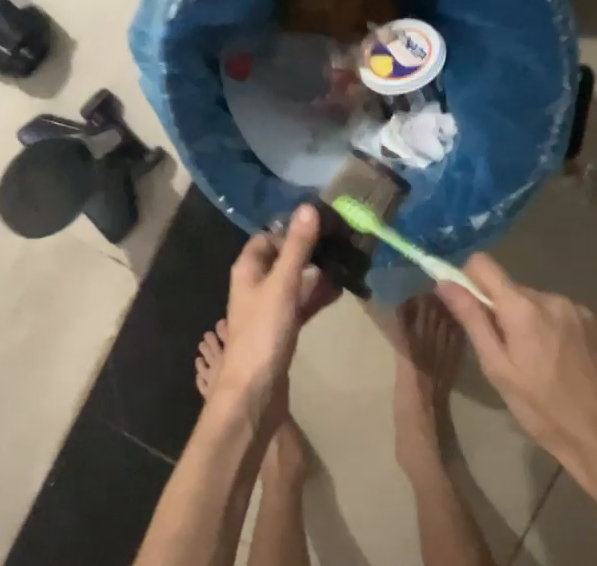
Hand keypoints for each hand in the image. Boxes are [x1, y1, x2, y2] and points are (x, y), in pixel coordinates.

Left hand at [211, 203, 340, 413]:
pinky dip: (317, 297)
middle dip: (310, 251)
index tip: (323, 224)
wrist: (255, 390)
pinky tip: (341, 291)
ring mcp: (268, 308)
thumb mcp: (282, 284)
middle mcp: (255, 284)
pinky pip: (301, 304)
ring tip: (349, 264)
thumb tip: (308, 207)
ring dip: (317, 274)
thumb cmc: (263, 332)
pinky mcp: (281, 329)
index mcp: (247, 269)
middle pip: (283, 259)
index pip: (268, 237)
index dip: (292, 230)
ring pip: (295, 282)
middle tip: (343, 243)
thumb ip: (297, 247)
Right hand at [435, 254, 596, 497]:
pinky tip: (569, 365)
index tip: (470, 307)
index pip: (483, 264)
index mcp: (523, 308)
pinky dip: (561, 332)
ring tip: (543, 364)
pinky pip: (569, 317)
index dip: (469, 280)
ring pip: (542, 305)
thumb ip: (472, 320)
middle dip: (505, 312)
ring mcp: (584, 311)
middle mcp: (554, 298)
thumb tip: (444, 282)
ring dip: (535, 323)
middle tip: (511, 354)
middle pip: (514, 289)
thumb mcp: (498, 370)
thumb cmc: (545, 412)